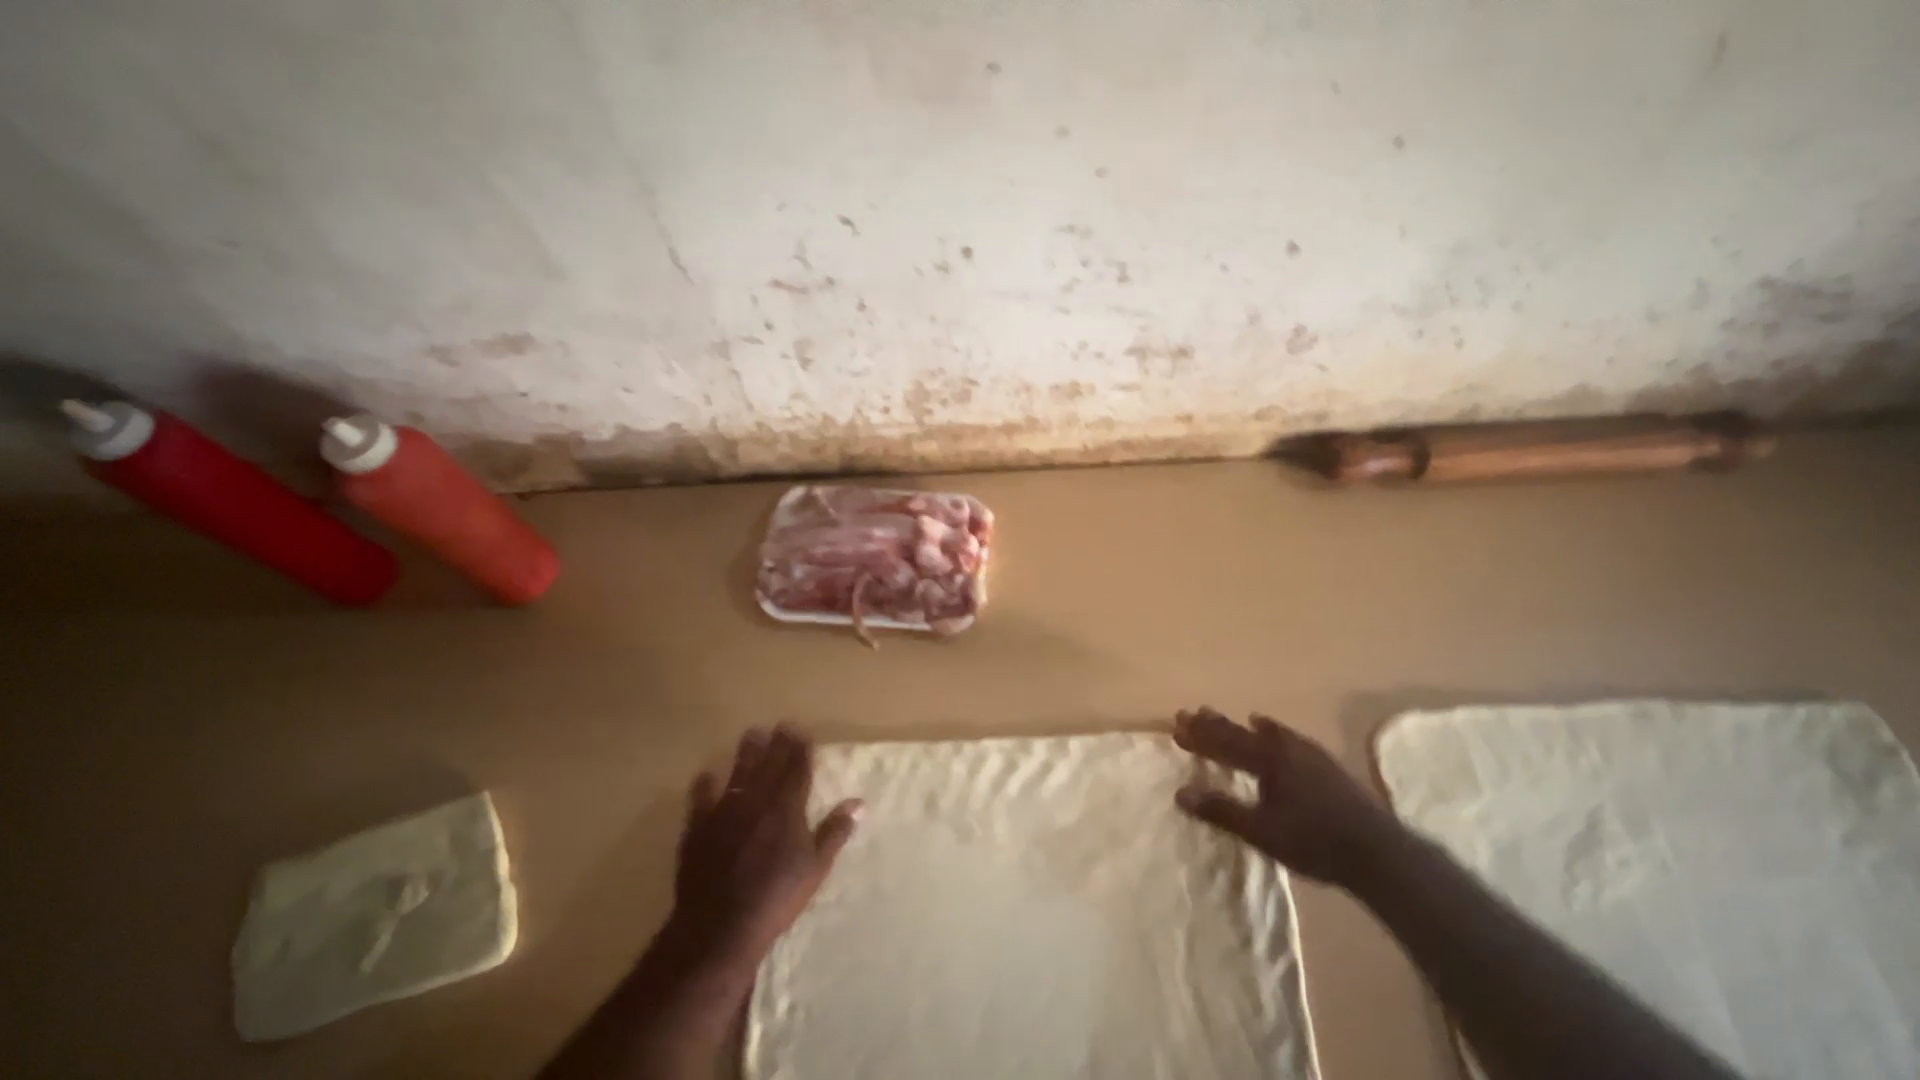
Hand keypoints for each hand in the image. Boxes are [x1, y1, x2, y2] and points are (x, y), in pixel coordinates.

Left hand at [671, 725, 861, 975]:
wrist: (722, 924)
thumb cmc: (777, 898)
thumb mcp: (816, 868)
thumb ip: (834, 832)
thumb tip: (858, 802)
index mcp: (788, 811)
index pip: (797, 772)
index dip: (801, 751)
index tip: (802, 731)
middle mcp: (757, 803)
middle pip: (769, 767)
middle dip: (777, 745)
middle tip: (780, 725)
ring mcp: (725, 813)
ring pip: (738, 775)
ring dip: (746, 754)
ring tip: (751, 734)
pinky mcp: (698, 829)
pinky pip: (701, 799)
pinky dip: (705, 785)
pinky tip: (707, 774)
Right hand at [1172, 706, 1404, 887]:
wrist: (1377, 851)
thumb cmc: (1313, 842)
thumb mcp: (1261, 832)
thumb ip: (1221, 811)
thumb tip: (1181, 792)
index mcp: (1268, 761)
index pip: (1224, 744)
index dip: (1199, 737)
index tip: (1176, 727)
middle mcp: (1287, 749)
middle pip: (1243, 733)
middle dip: (1215, 725)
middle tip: (1190, 713)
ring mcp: (1310, 755)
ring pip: (1269, 733)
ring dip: (1245, 727)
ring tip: (1234, 716)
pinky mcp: (1327, 766)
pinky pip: (1291, 739)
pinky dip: (1276, 733)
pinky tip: (1279, 734)